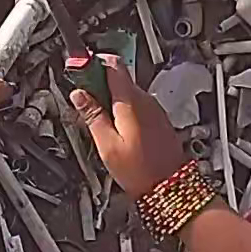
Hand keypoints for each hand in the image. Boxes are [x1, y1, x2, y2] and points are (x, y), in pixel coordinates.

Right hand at [68, 54, 188, 195]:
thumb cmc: (141, 171)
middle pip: (117, 77)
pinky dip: (121, 109)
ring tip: (98, 120)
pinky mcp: (157, 119)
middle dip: (97, 84)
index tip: (78, 71)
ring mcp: (153, 108)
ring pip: (126, 91)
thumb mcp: (107, 144)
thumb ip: (92, 115)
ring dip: (109, 98)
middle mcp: (145, 100)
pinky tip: (115, 128)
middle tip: (83, 102)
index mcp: (130, 101)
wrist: (171, 188)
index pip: (112, 65)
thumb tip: (79, 95)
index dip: (92, 63)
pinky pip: (135, 104)